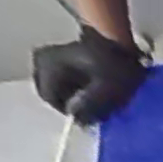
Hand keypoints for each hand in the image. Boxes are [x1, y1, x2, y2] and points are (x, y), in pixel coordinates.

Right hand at [32, 27, 147, 121]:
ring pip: (60, 91)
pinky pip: (66, 84)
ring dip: (79, 99)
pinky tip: (96, 90)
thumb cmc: (115, 63)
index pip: (50, 98)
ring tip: (100, 97)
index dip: (71, 112)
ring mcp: (49, 60)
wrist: (120, 41)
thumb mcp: (107, 88)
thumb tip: (77, 120)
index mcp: (47, 64)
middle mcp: (42, 61)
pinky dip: (80, 91)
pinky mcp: (59, 62)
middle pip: (54, 95)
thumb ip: (90, 104)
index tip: (92, 115)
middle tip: (99, 108)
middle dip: (75, 105)